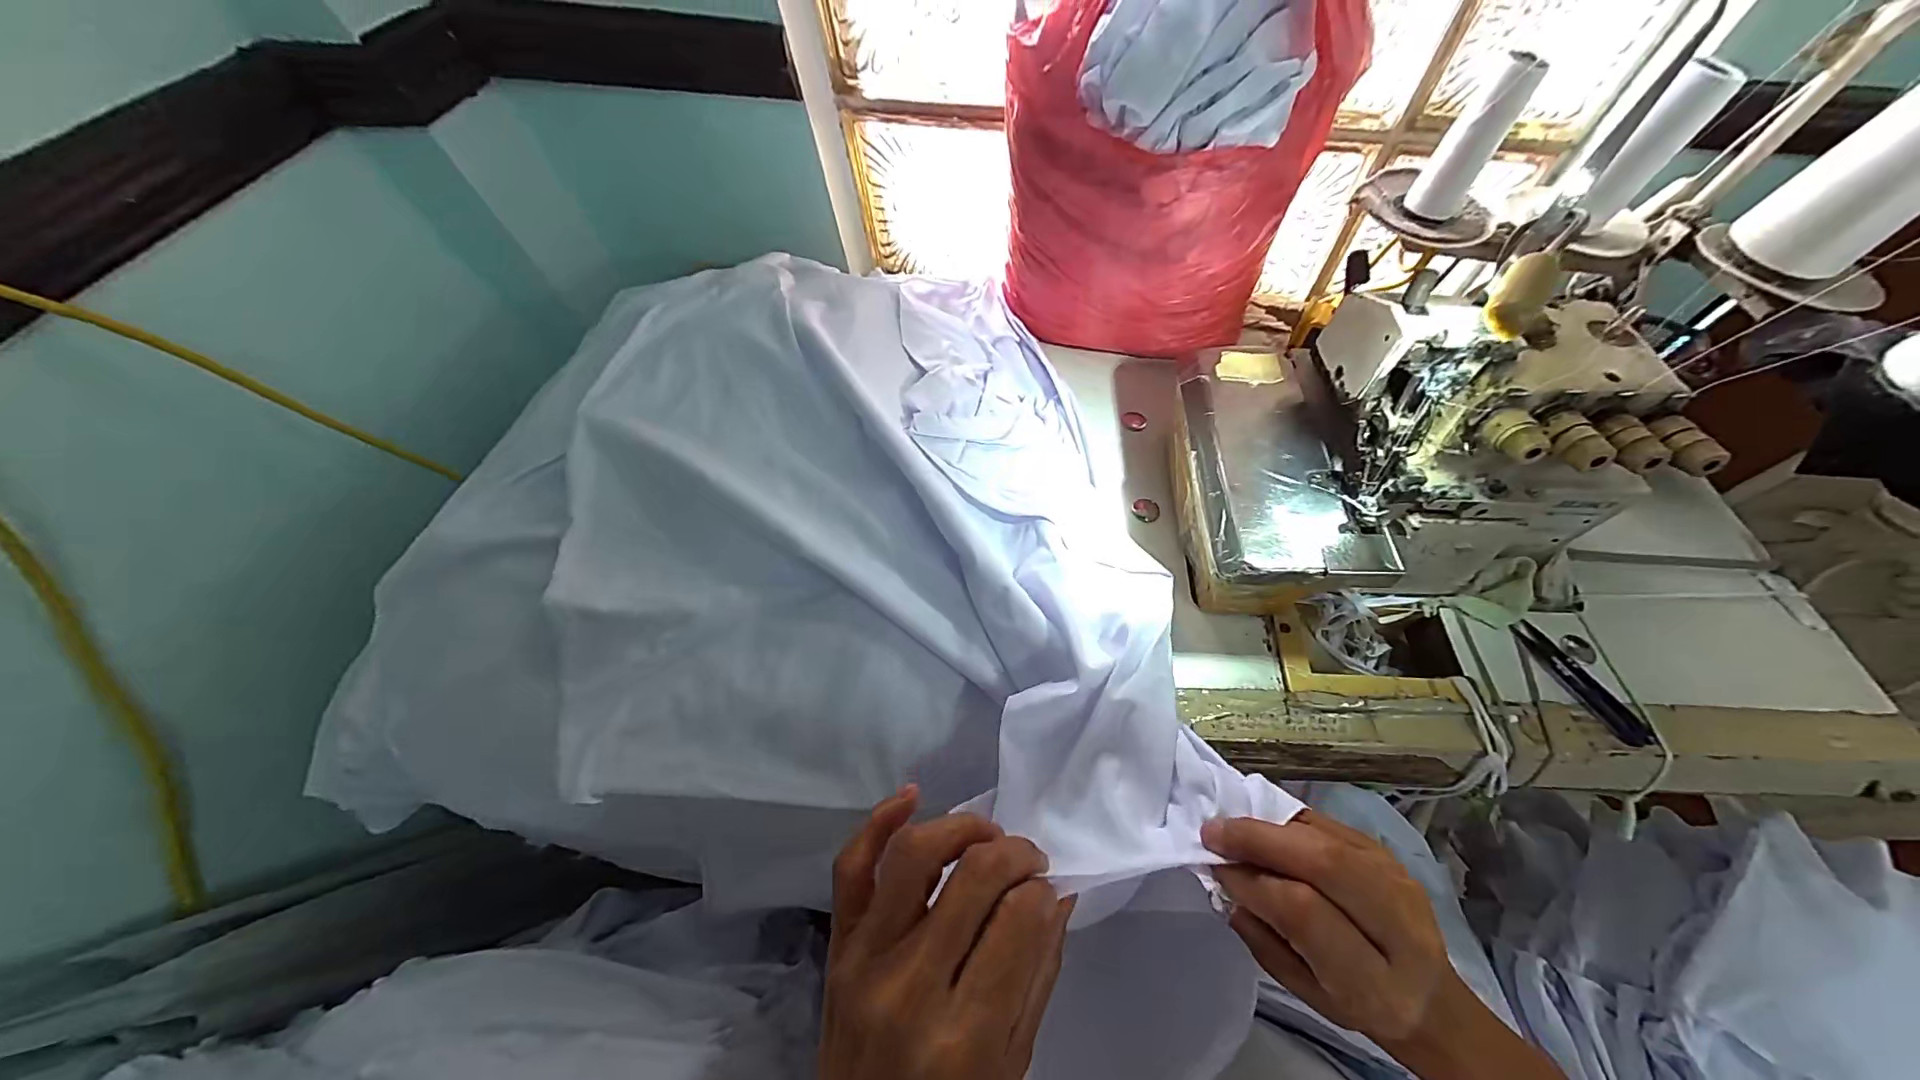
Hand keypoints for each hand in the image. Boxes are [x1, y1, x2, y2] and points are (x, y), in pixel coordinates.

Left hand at [819, 786, 1074, 1079]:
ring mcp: (864, 957)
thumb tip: (1057, 895)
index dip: (1041, 890)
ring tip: (988, 835)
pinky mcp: (837, 943)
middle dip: (1014, 852)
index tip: (1047, 887)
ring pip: (912, 854)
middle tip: (1030, 859)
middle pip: (972, 876)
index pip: (1017, 919)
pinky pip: (851, 867)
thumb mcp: (1010, 1065)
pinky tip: (913, 795)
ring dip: (960, 827)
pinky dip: (879, 821)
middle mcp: (909, 985)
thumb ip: (1037, 977)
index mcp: (964, 1035)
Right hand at [1203, 811, 1564, 1079]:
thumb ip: (1265, 939)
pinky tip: (1261, 826)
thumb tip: (1228, 881)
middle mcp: (1399, 925)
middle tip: (1214, 833)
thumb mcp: (1306, 992)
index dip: (1253, 883)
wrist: (1428, 998)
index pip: (1306, 912)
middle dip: (1259, 840)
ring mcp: (1398, 880)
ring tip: (1232, 827)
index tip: (1216, 869)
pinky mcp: (1387, 853)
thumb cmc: (1356, 1001)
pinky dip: (1286, 820)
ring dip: (1268, 825)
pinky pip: (1329, 824)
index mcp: (1376, 982)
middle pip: (1323, 862)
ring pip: (1325, 836)